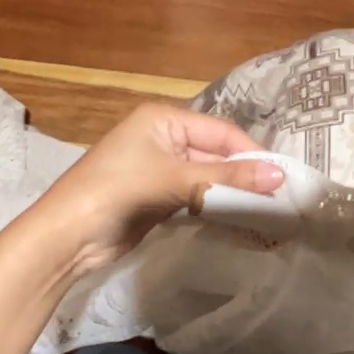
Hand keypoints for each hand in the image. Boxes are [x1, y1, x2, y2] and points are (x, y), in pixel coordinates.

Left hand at [30, 103, 283, 273]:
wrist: (69, 234)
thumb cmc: (118, 191)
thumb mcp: (175, 179)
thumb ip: (227, 178)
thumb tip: (279, 176)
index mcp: (163, 118)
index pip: (220, 131)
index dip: (251, 154)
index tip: (283, 178)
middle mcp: (162, 138)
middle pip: (215, 153)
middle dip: (244, 175)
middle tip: (281, 198)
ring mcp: (159, 169)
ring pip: (207, 177)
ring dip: (232, 193)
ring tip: (268, 210)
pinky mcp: (158, 198)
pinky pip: (196, 197)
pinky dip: (215, 207)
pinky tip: (240, 219)